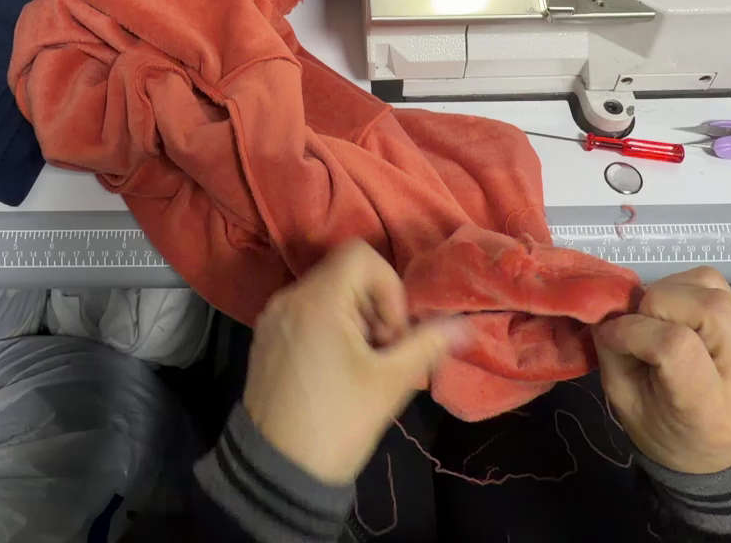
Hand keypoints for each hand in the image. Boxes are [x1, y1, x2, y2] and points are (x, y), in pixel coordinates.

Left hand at [243, 240, 470, 483]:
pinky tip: (337, 371)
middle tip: (382, 354)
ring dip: (354, 319)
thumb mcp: (390, 384)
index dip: (387, 286)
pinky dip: (329, 328)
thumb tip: (464, 325)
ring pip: (326, 294)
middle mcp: (289, 297)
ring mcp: (272, 317)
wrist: (275, 474)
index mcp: (317, 300)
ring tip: (361, 366)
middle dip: (374, 308)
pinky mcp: (265, 337)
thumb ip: (427, 344)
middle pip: (344, 274)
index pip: (360, 255)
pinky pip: (305, 312)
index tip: (391, 332)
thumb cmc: (337, 424)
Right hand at [594, 266, 730, 473]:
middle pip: (708, 308)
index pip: (677, 346)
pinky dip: (684, 288)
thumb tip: (606, 307)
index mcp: (708, 408)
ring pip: (714, 289)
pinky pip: (716, 288)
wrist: (713, 456)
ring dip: (670, 291)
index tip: (610, 336)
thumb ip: (613, 351)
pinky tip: (670, 311)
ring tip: (653, 314)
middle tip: (637, 320)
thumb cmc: (661, 434)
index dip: (633, 330)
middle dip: (657, 301)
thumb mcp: (623, 403)